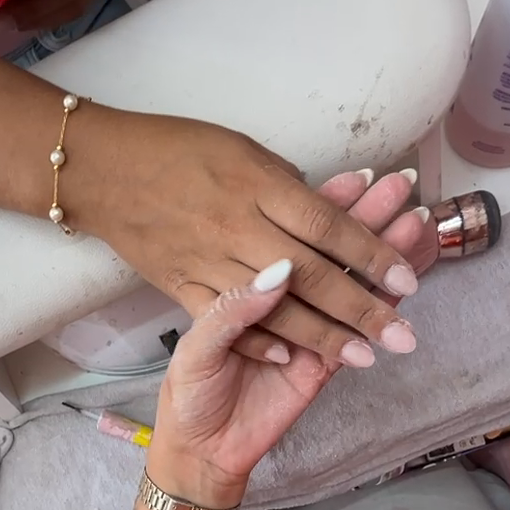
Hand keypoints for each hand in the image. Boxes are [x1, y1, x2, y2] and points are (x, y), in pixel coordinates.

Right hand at [72, 107, 431, 369]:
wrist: (100, 173)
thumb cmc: (174, 150)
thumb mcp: (238, 150)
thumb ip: (282, 190)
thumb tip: (324, 214)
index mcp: (259, 187)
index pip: (330, 227)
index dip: (373, 254)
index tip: (409, 280)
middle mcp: (238, 229)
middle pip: (315, 276)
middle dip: (363, 308)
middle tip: (405, 336)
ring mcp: (208, 264)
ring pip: (275, 309)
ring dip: (323, 337)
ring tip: (365, 356)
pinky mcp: (180, 290)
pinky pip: (224, 324)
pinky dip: (256, 342)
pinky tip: (289, 358)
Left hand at [145, 171, 427, 508]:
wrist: (199, 449)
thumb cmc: (189, 391)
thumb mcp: (197, 346)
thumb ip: (235, 309)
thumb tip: (282, 271)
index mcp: (247, 284)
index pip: (294, 238)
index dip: (326, 207)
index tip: (359, 177)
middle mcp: (281, 302)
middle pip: (330, 254)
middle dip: (366, 221)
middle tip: (402, 187)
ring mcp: (306, 332)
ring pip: (350, 287)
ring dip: (382, 257)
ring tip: (416, 222)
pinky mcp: (321, 367)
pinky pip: (355, 335)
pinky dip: (379, 312)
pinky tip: (404, 284)